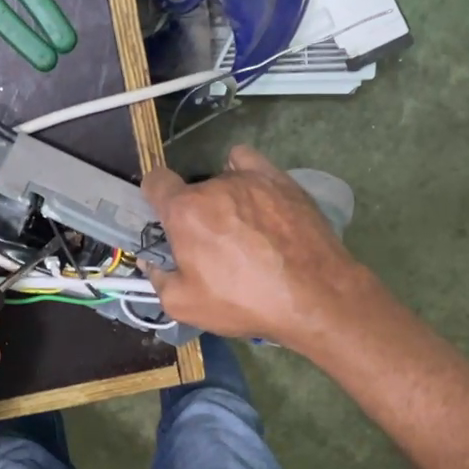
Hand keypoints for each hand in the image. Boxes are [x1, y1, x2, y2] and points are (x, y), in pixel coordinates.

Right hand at [142, 145, 376, 350]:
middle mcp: (214, 186)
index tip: (165, 221)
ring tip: (244, 232)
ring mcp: (251, 180)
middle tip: (209, 245)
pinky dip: (244, 175)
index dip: (154, 199)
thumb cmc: (243, 301)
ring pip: (222, 183)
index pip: (155, 181)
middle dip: (193, 212)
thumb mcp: (183, 305)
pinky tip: (253, 197)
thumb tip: (153, 263)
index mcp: (184, 211)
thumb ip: (158, 279)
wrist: (314, 298)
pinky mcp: (282, 181)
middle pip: (192, 190)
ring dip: (223, 202)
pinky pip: (250, 163)